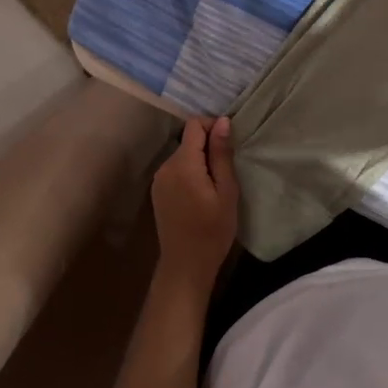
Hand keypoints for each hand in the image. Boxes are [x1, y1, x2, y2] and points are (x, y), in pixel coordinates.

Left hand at [150, 117, 238, 292]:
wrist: (186, 265)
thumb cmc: (213, 231)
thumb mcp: (226, 191)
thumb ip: (221, 154)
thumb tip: (223, 121)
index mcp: (183, 164)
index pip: (194, 125)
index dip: (213, 127)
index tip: (230, 144)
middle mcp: (166, 166)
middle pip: (188, 140)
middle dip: (208, 146)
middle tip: (227, 168)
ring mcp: (159, 179)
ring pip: (182, 154)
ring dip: (199, 160)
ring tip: (216, 182)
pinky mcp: (157, 191)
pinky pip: (176, 169)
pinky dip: (189, 172)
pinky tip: (200, 192)